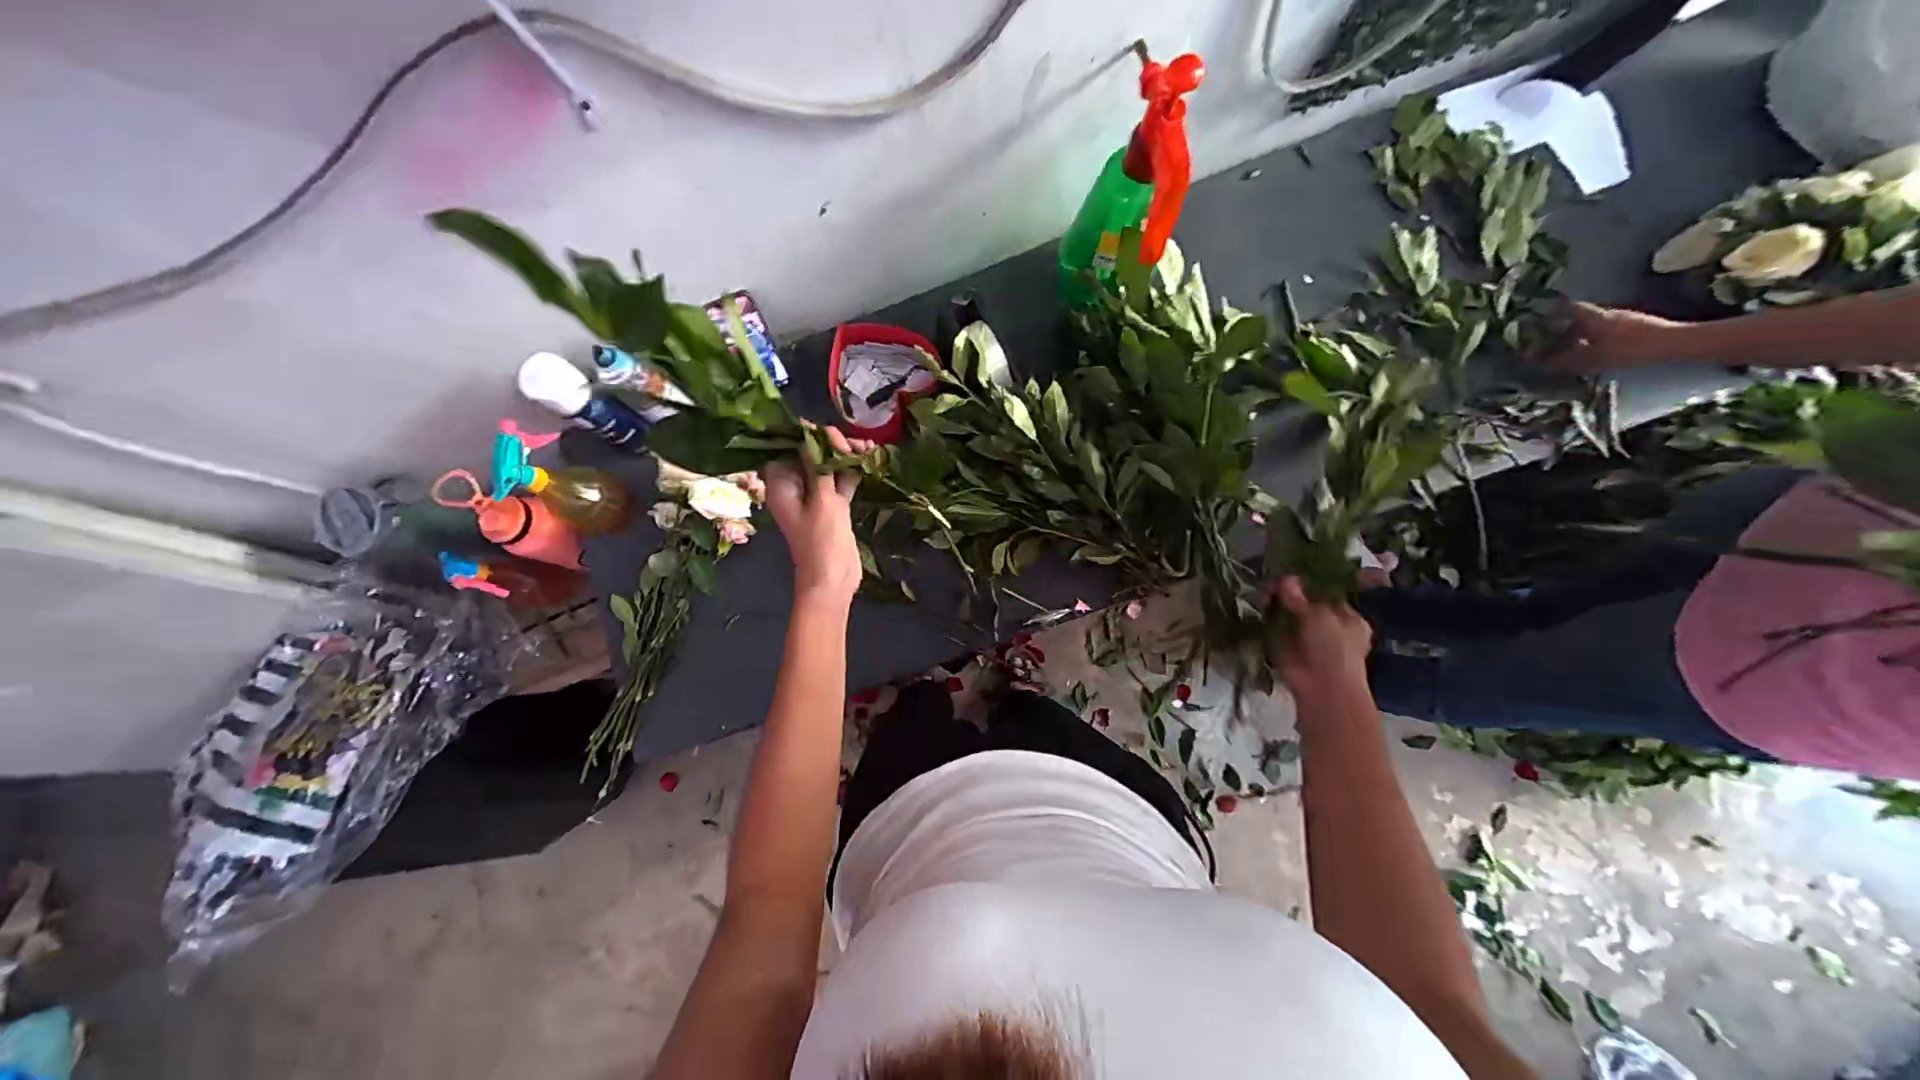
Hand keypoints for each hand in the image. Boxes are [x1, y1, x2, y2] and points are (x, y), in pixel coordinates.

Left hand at [764, 427, 869, 604]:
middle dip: (832, 444)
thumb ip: (820, 466)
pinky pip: (841, 482)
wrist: (833, 581)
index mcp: (782, 485)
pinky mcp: (833, 507)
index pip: (789, 449)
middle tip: (854, 444)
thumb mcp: (822, 500)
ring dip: (846, 456)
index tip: (829, 432)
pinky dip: (853, 472)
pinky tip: (870, 459)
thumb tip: (812, 432)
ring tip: (868, 448)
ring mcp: (815, 497)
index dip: (808, 436)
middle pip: (811, 455)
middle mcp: (795, 487)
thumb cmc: (822, 542)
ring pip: (829, 467)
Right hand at [1267, 577, 1371, 705]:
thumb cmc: (1332, 648)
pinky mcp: (1288, 650)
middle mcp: (1329, 628)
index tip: (1290, 573)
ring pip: (1290, 617)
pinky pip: (1277, 630)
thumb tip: (1285, 578)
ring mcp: (1307, 640)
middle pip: (1306, 606)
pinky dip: (1268, 621)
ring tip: (1262, 590)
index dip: (1310, 584)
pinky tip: (1258, 605)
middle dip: (1289, 595)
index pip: (1329, 596)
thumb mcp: (1319, 616)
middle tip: (1271, 581)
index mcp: (1349, 619)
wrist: (1322, 688)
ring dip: (1277, 606)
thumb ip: (1299, 598)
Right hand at [1538, 302, 1690, 373]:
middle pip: (1579, 317)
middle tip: (1546, 339)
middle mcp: (1607, 314)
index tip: (1537, 316)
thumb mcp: (1594, 358)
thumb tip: (1540, 364)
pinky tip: (1588, 351)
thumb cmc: (1632, 347)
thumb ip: (1566, 361)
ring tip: (1564, 348)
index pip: (1569, 308)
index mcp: (1595, 318)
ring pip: (1592, 325)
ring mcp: (1622, 320)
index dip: (1552, 310)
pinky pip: (1604, 331)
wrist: (1676, 344)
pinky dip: (1591, 339)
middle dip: (1561, 326)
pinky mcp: (1633, 327)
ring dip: (1577, 334)